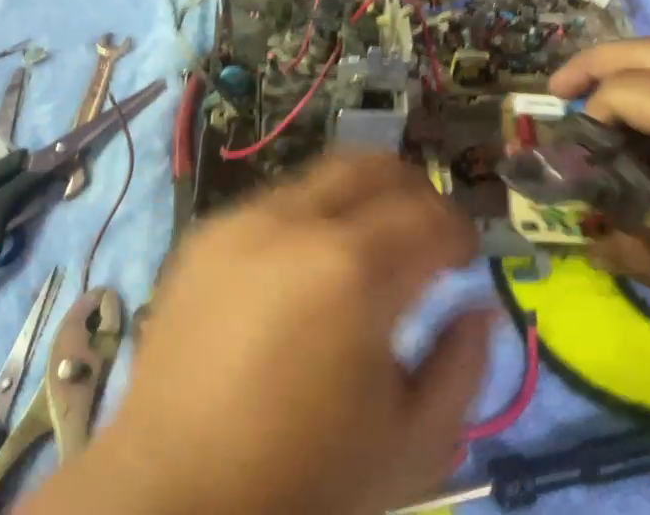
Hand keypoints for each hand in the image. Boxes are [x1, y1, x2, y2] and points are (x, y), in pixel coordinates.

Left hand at [23, 153, 490, 514]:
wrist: (173, 494)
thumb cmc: (304, 480)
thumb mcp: (414, 446)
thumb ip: (462, 366)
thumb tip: (477, 309)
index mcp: (354, 271)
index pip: (432, 216)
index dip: (461, 232)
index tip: (465, 260)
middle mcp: (294, 226)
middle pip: (375, 167)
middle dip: (416, 192)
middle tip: (427, 235)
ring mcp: (239, 225)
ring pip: (320, 178)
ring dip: (360, 201)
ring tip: (367, 250)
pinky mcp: (201, 239)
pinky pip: (272, 204)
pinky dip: (307, 219)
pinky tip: (304, 272)